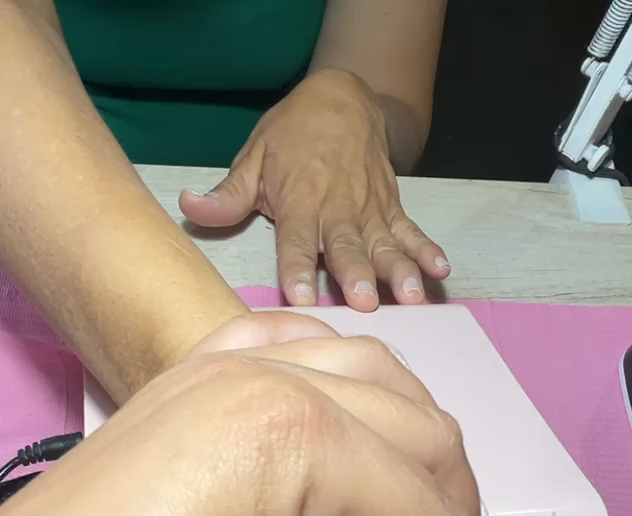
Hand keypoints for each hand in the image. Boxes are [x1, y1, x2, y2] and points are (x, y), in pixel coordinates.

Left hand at [166, 314, 510, 515]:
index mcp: (293, 443)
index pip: (430, 513)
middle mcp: (269, 376)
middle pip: (422, 433)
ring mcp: (222, 364)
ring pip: (374, 376)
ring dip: (410, 449)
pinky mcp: (187, 378)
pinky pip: (299, 353)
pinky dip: (343, 392)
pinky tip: (341, 438)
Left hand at [179, 69, 448, 311]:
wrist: (344, 97)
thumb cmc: (292, 136)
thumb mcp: (254, 158)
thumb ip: (228, 194)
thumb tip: (190, 205)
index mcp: (299, 201)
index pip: (296, 240)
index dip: (298, 269)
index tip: (300, 298)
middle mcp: (337, 209)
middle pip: (346, 246)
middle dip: (355, 275)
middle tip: (363, 303)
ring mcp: (369, 210)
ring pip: (384, 243)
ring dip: (398, 270)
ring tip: (411, 295)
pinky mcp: (391, 209)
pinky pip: (411, 231)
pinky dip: (427, 250)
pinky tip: (440, 271)